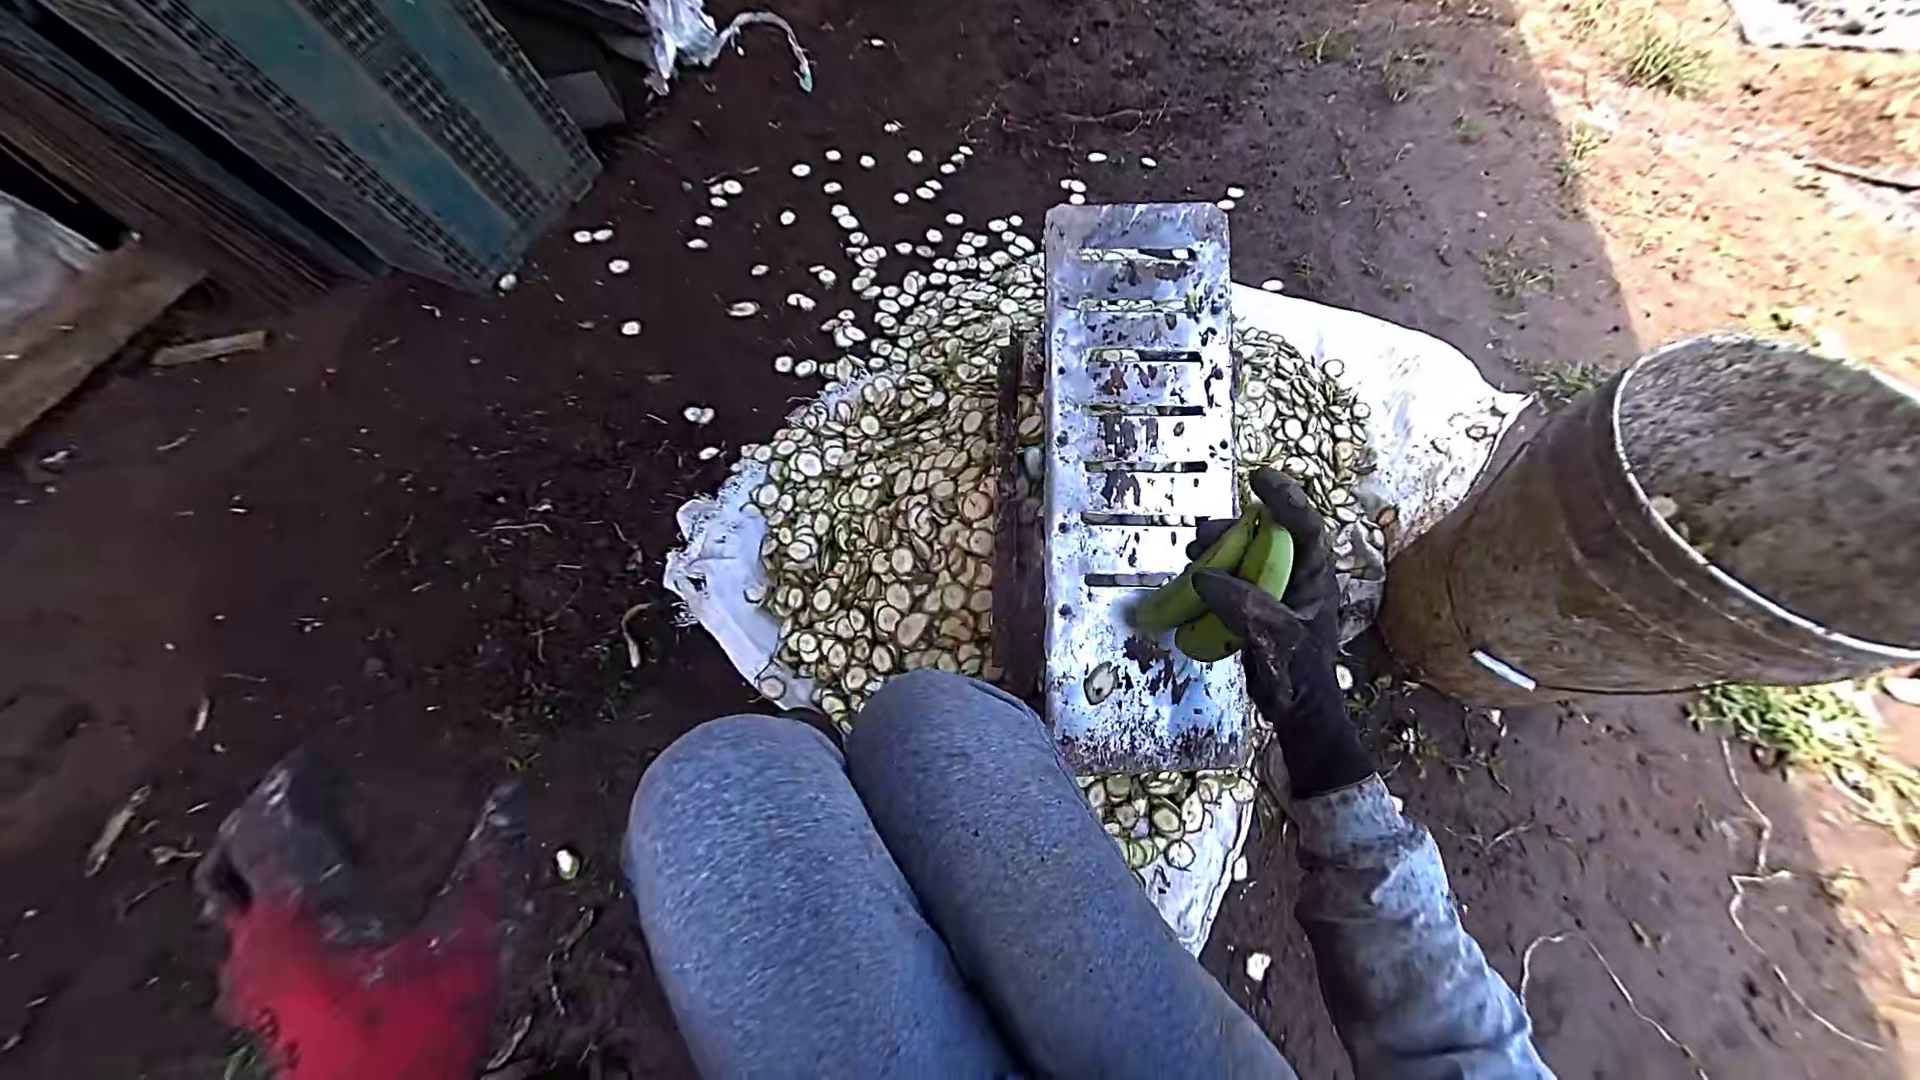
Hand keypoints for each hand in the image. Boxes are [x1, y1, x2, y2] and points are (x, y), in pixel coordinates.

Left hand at [194, 751, 525, 1079]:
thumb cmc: (421, 1016)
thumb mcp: (473, 927)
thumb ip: (491, 856)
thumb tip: (511, 790)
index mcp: (303, 913)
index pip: (270, 833)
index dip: (288, 791)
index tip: (313, 759)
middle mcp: (262, 939)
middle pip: (232, 867)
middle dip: (265, 820)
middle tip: (311, 788)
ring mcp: (258, 974)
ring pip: (238, 899)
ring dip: (269, 855)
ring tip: (322, 826)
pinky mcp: (270, 996)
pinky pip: (257, 923)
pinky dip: (281, 887)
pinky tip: (329, 888)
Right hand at [1189, 468, 1374, 797]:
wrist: (1295, 711)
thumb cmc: (1297, 677)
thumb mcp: (1275, 639)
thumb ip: (1244, 606)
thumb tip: (1204, 575)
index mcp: (1314, 580)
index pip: (1305, 527)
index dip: (1285, 498)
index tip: (1258, 477)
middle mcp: (1296, 579)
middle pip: (1266, 538)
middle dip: (1234, 530)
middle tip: (1202, 535)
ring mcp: (1276, 593)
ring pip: (1246, 556)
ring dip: (1218, 549)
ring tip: (1192, 553)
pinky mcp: (1256, 608)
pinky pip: (1232, 579)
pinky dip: (1211, 572)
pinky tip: (1193, 577)